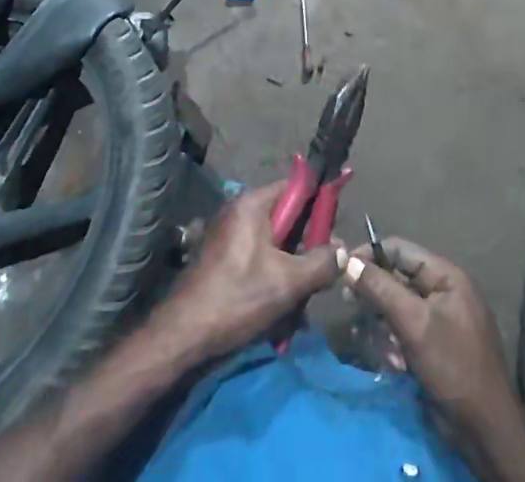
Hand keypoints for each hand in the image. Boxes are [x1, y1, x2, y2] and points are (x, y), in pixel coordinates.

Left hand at [155, 181, 338, 358]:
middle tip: (321, 270)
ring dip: (291, 267)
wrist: (181, 337)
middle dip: (306, 245)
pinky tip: (279, 307)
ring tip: (301, 297)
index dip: (319, 204)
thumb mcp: (288, 282)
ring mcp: (227, 237)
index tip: (334, 230)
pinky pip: (257, 259)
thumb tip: (343, 251)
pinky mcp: (221, 261)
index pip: (295, 187)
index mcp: (251, 205)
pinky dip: (272, 277)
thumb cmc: (237, 298)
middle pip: (286, 218)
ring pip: (274, 244)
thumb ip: (322, 262)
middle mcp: (237, 213)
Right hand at [347, 238, 524, 481]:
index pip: (400, 250)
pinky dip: (392, 345)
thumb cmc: (452, 365)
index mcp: (446, 276)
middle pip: (395, 279)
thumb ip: (381, 289)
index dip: (370, 255)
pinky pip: (401, 331)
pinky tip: (394, 366)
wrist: (483, 427)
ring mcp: (436, 319)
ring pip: (394, 308)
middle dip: (375, 297)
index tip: (342, 268)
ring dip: (383, 328)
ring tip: (389, 352)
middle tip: (351, 306)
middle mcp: (441, 291)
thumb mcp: (414, 323)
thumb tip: (349, 261)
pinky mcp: (429, 344)